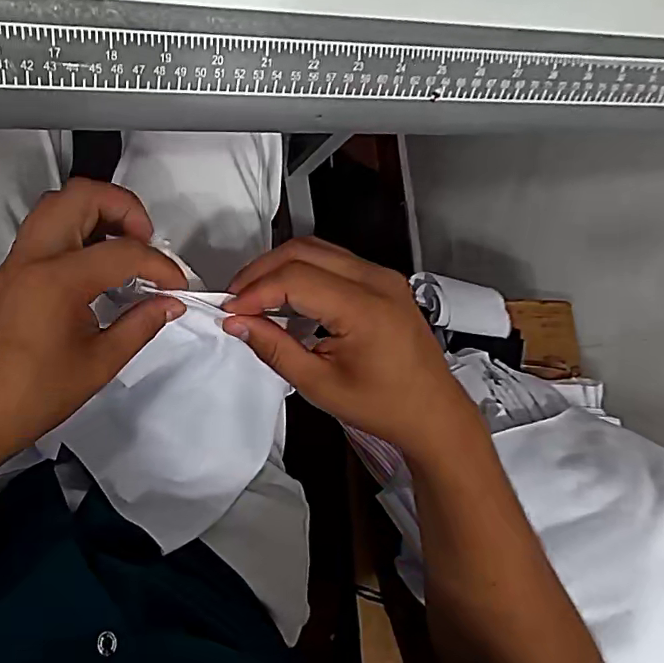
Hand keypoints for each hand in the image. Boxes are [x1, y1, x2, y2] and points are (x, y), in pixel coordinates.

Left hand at [0, 179, 189, 498]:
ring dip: (96, 212)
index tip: (176, 285)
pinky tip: (96, 263)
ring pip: (59, 204)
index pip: (122, 251)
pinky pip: (44, 228)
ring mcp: (17, 262)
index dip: (160, 265)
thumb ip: (140, 324)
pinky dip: (75, 228)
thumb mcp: (99, 363)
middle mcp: (32, 258)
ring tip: (123, 247)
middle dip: (125, 208)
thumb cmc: (33, 396)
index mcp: (56, 281)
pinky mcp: (10, 272)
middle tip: (146, 242)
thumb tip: (169, 303)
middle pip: (82, 195)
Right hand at [221, 237, 474, 457]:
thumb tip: (238, 324)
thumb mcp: (319, 384)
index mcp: (365, 308)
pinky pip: (332, 260)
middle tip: (235, 300)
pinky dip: (300, 271)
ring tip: (253, 298)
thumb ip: (274, 348)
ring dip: (278, 267)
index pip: (295, 279)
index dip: (254, 291)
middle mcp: (377, 282)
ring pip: (315, 249)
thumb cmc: (385, 405)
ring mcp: (382, 277)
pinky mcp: (381, 281)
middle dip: (260, 272)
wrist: (433, 413)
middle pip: (302, 251)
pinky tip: (284, 298)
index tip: (230, 311)